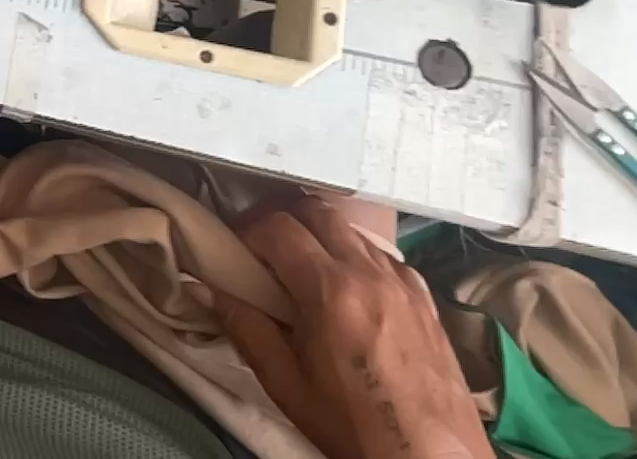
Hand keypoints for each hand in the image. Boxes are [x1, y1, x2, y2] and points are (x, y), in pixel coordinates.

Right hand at [217, 197, 492, 458]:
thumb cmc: (351, 425)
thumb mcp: (283, 381)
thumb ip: (242, 324)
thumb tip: (207, 286)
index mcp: (330, 290)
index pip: (276, 225)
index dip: (247, 231)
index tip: (237, 253)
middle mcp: (370, 274)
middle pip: (316, 211)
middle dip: (283, 222)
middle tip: (266, 252)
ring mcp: (405, 286)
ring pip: (351, 229)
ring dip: (321, 237)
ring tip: (306, 271)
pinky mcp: (428, 302)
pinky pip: (385, 257)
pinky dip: (358, 258)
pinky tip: (350, 290)